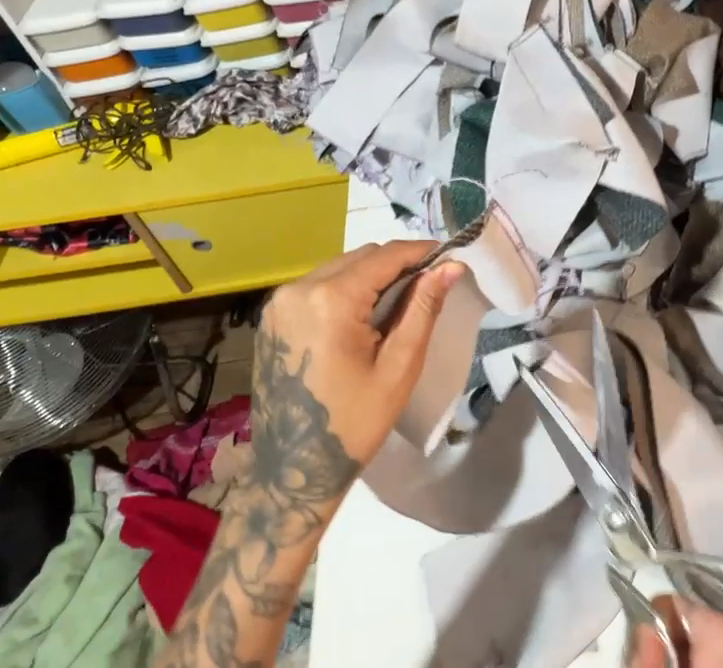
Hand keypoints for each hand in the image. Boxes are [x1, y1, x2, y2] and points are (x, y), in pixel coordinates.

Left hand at [254, 240, 465, 464]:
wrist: (293, 470)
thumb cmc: (354, 422)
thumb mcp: (399, 366)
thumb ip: (424, 309)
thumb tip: (451, 266)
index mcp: (330, 300)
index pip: (385, 256)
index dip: (420, 252)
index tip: (448, 258)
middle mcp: (297, 290)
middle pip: (360, 257)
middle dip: (396, 265)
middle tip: (427, 287)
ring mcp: (279, 303)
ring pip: (338, 268)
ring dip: (370, 277)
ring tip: (397, 305)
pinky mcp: (271, 318)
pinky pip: (317, 287)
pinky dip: (345, 290)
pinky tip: (363, 318)